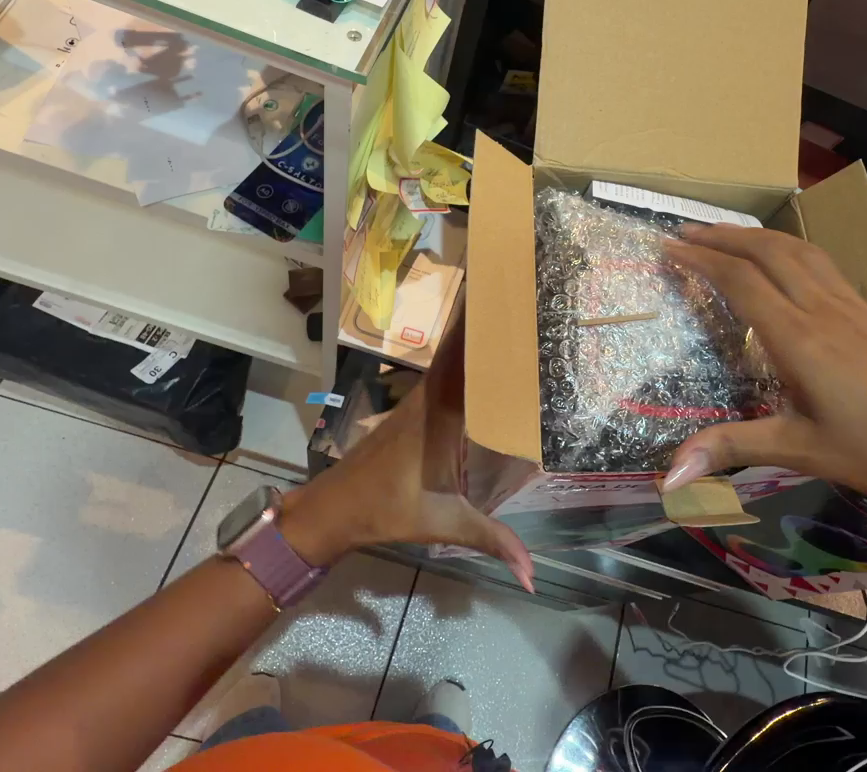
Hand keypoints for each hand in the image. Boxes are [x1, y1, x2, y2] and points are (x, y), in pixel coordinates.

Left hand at [277, 319, 535, 590]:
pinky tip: (482, 356)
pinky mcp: (414, 407)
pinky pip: (444, 371)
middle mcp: (428, 395)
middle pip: (459, 346)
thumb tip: (533, 574)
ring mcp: (418, 398)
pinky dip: (462, 356)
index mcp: (437, 412)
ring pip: (450, 355)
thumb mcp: (442, 523)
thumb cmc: (386, 509)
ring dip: (474, 335)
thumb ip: (490, 539)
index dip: (478, 322)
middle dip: (487, 318)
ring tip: (510, 314)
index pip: (461, 356)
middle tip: (524, 295)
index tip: (502, 291)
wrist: (333, 508)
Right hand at [658, 224, 866, 538]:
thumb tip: (669, 476)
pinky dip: (790, 248)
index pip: (741, 281)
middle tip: (685, 231)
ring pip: (799, 250)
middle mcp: (822, 309)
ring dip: (758, 235)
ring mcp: (851, 308)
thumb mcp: (801, 450)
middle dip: (724, 235)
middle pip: (768, 251)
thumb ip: (732, 448)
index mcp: (799, 338)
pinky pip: (822, 264)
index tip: (668, 247)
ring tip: (727, 234)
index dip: (701, 259)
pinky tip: (788, 261)